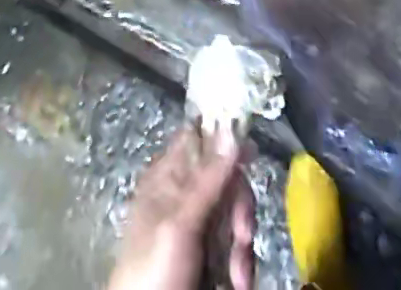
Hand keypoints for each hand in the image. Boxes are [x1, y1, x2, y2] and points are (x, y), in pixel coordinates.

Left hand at [108, 125, 254, 289]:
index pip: (198, 137)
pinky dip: (240, 263)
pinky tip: (237, 282)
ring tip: (237, 273)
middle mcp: (182, 195)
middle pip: (226, 177)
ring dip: (242, 242)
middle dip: (240, 206)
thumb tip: (231, 127)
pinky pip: (235, 245)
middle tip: (242, 233)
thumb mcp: (179, 224)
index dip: (225, 139)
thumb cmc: (152, 272)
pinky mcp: (207, 255)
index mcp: (167, 177)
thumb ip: (207, 177)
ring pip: (234, 213)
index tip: (248, 155)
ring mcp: (196, 226)